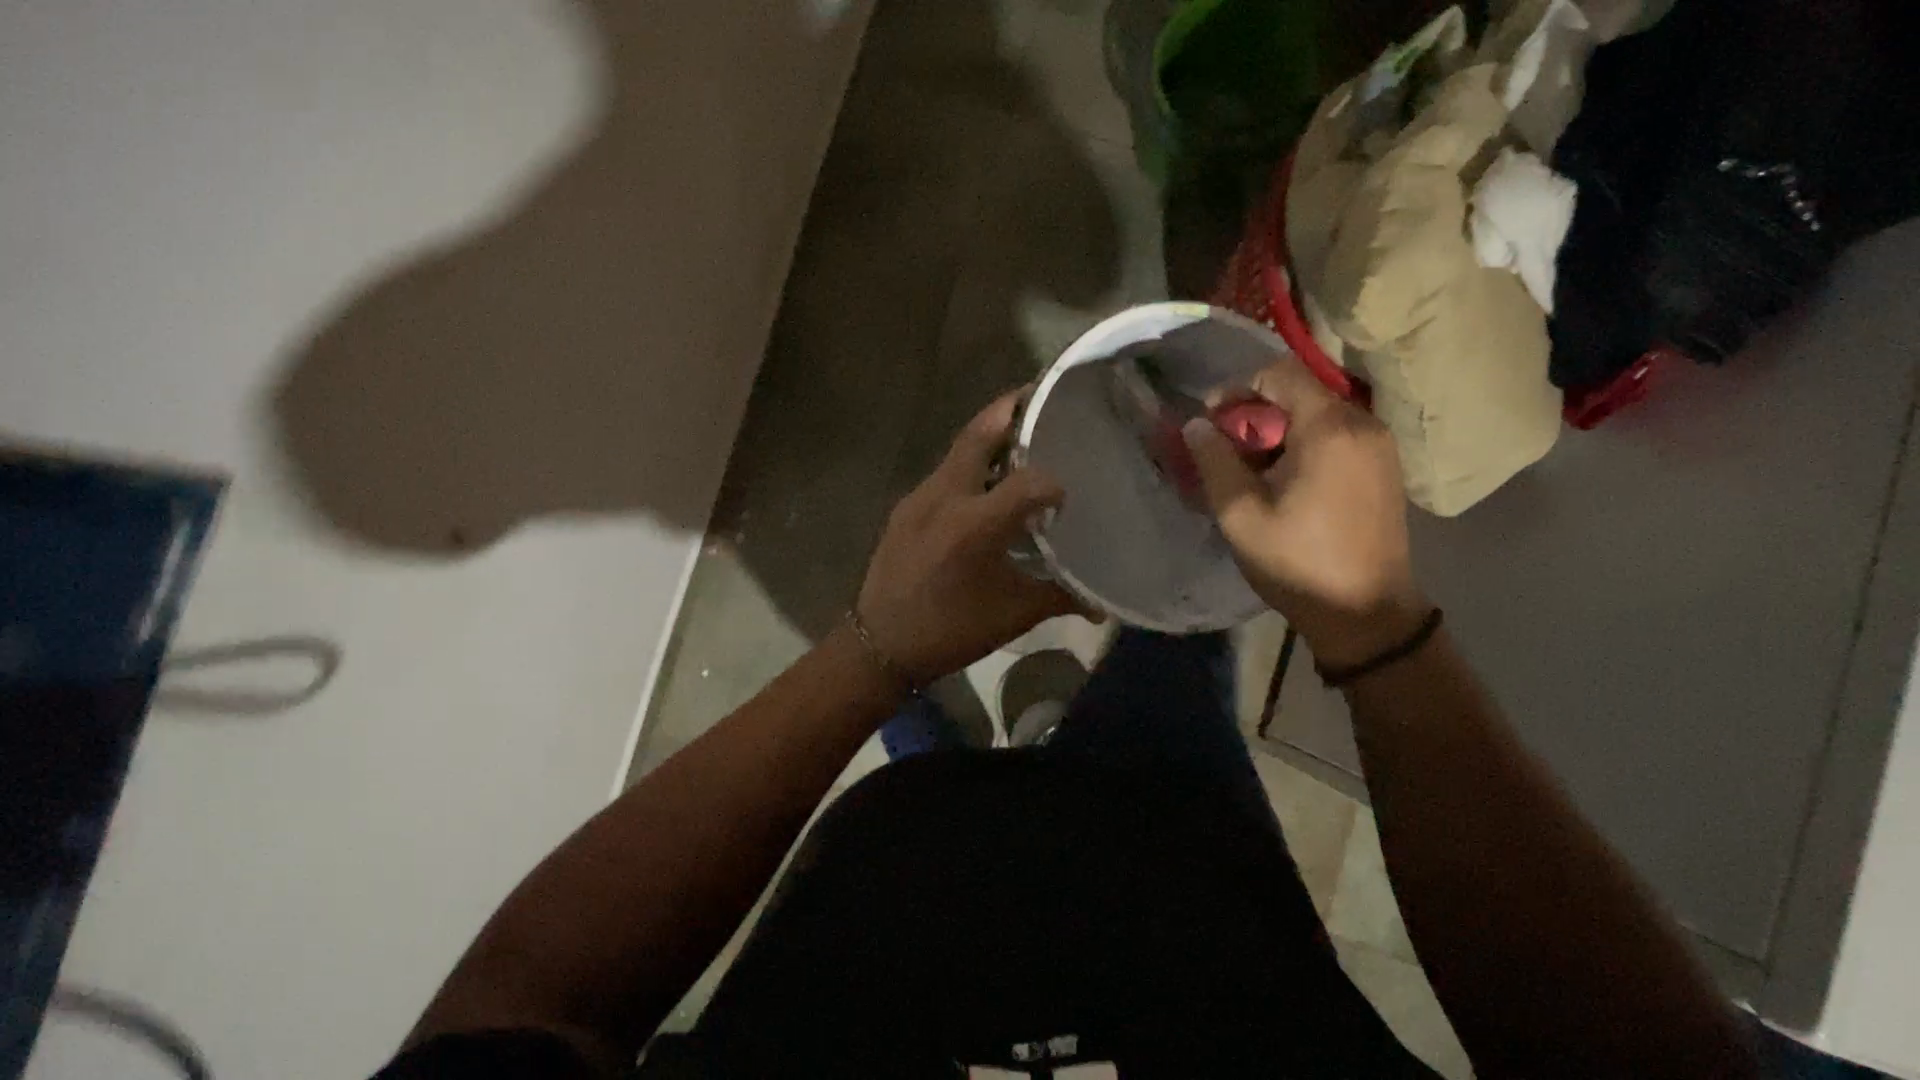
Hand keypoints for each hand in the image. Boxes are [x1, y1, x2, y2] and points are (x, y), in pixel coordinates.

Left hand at [856, 390, 1093, 683]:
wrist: (879, 644)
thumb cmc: (951, 631)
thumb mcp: (1013, 615)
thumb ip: (1060, 597)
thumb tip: (1102, 604)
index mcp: (976, 523)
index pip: (1029, 481)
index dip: (1054, 483)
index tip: (1069, 495)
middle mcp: (946, 496)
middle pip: (980, 434)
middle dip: (1011, 410)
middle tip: (1041, 399)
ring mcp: (920, 497)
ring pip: (959, 451)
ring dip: (989, 438)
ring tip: (1021, 438)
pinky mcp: (906, 508)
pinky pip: (944, 473)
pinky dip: (970, 467)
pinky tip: (985, 486)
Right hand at [1183, 357, 1426, 667]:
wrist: (1367, 614)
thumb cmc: (1298, 563)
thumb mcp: (1241, 515)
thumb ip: (1214, 461)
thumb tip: (1196, 424)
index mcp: (1330, 428)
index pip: (1279, 373)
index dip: (1238, 389)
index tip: (1212, 424)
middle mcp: (1363, 424)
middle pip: (1300, 392)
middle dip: (1256, 414)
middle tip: (1228, 454)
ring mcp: (1380, 446)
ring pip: (1318, 416)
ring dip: (1280, 432)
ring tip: (1254, 473)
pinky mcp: (1385, 469)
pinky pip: (1338, 437)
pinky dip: (1306, 447)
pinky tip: (1287, 484)